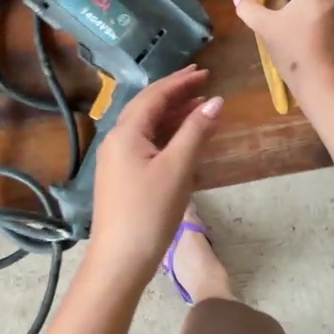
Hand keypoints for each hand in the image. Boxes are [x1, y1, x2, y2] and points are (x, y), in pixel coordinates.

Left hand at [87, 66, 221, 279]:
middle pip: (148, 107)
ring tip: (201, 107)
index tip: (205, 72)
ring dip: (174, 114)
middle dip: (176, 93)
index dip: (180, 82)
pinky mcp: (122, 177)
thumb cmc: (149, 212)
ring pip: (148, 126)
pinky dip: (168, 134)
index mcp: (126, 133)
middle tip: (204, 82)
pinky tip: (185, 138)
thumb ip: (196, 131)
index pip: (154, 96)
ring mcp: (117, 160)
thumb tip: (216, 101)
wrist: (120, 261)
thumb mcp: (177, 168)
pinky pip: (147, 143)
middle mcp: (117, 140)